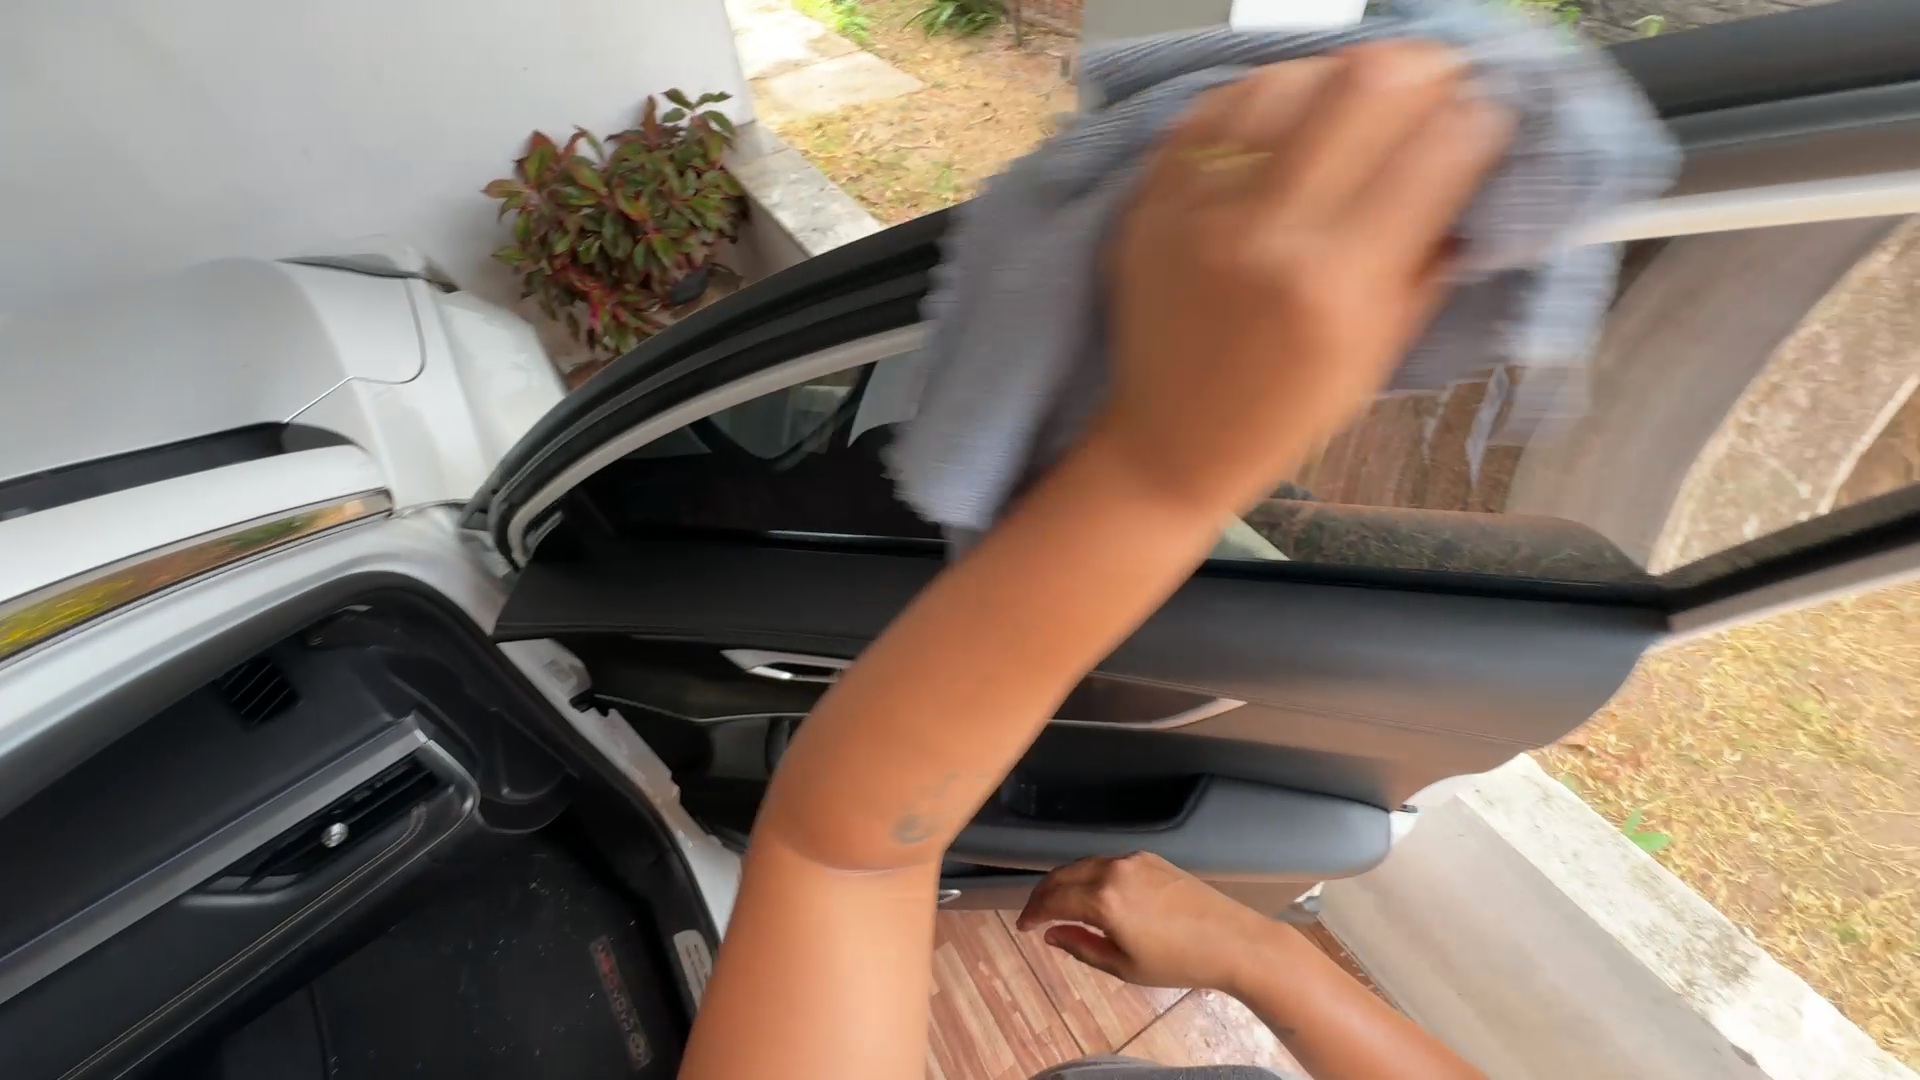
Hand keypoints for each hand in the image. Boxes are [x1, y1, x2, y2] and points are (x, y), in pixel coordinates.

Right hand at [1013, 852, 1282, 992]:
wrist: (1231, 939)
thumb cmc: (1178, 962)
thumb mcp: (1124, 967)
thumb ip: (1081, 947)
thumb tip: (1052, 934)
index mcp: (1103, 899)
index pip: (1053, 899)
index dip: (1033, 912)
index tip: (1023, 926)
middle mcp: (1112, 870)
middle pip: (1063, 875)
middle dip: (1043, 894)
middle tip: (1034, 915)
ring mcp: (1130, 860)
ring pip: (1083, 865)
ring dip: (1064, 882)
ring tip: (1058, 905)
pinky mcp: (1146, 857)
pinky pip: (1106, 863)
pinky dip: (1088, 876)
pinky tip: (1090, 894)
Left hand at [1095, 43, 1513, 516]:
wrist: (1166, 447)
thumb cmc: (1275, 420)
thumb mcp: (1371, 360)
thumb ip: (1429, 264)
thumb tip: (1472, 176)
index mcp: (1334, 286)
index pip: (1440, 148)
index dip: (1480, 119)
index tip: (1481, 124)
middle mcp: (1265, 237)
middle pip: (1366, 84)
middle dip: (1422, 71)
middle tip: (1428, 91)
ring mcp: (1196, 217)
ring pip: (1284, 80)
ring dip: (1335, 76)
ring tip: (1350, 106)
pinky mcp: (1149, 213)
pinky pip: (1207, 114)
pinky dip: (1256, 98)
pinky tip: (1280, 118)